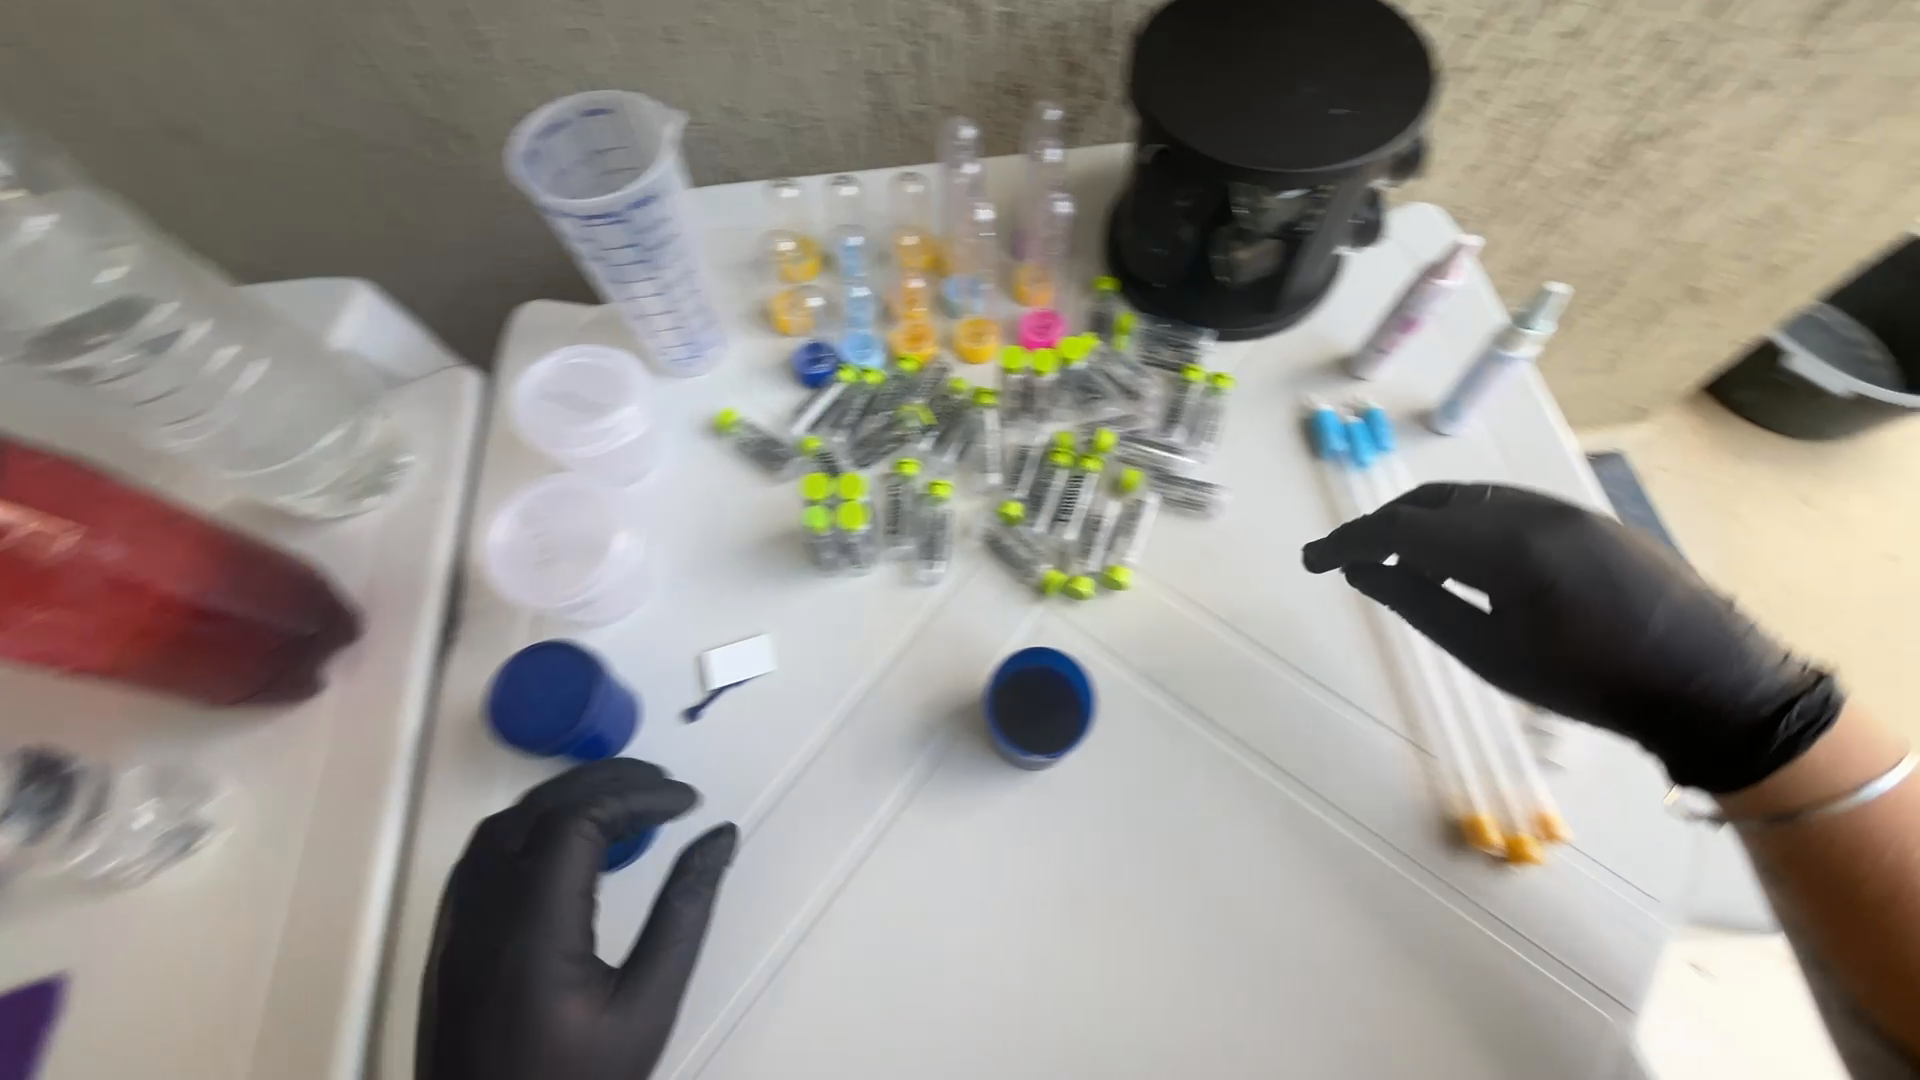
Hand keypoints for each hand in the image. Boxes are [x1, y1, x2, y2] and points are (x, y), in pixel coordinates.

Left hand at [418, 759, 737, 1079]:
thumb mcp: (649, 1003)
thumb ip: (684, 911)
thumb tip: (720, 836)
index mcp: (530, 929)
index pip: (579, 821)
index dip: (638, 796)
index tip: (688, 803)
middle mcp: (482, 916)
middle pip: (538, 810)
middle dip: (606, 782)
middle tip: (664, 788)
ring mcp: (456, 931)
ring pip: (503, 828)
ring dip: (565, 800)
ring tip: (624, 804)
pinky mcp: (450, 948)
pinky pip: (485, 858)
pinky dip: (534, 828)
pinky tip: (570, 846)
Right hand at [1302, 482, 1843, 792]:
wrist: (1715, 686)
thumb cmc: (1590, 683)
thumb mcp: (1488, 652)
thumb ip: (1417, 603)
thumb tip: (1361, 573)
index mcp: (1503, 547)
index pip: (1400, 528)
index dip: (1348, 542)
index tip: (1312, 560)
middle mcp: (1530, 511)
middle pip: (1429, 502)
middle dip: (1382, 529)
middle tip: (1356, 565)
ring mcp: (1562, 509)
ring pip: (1465, 501)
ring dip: (1422, 527)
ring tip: (1409, 572)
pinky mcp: (1584, 518)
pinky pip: (1502, 508)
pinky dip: (1463, 528)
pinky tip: (1465, 566)